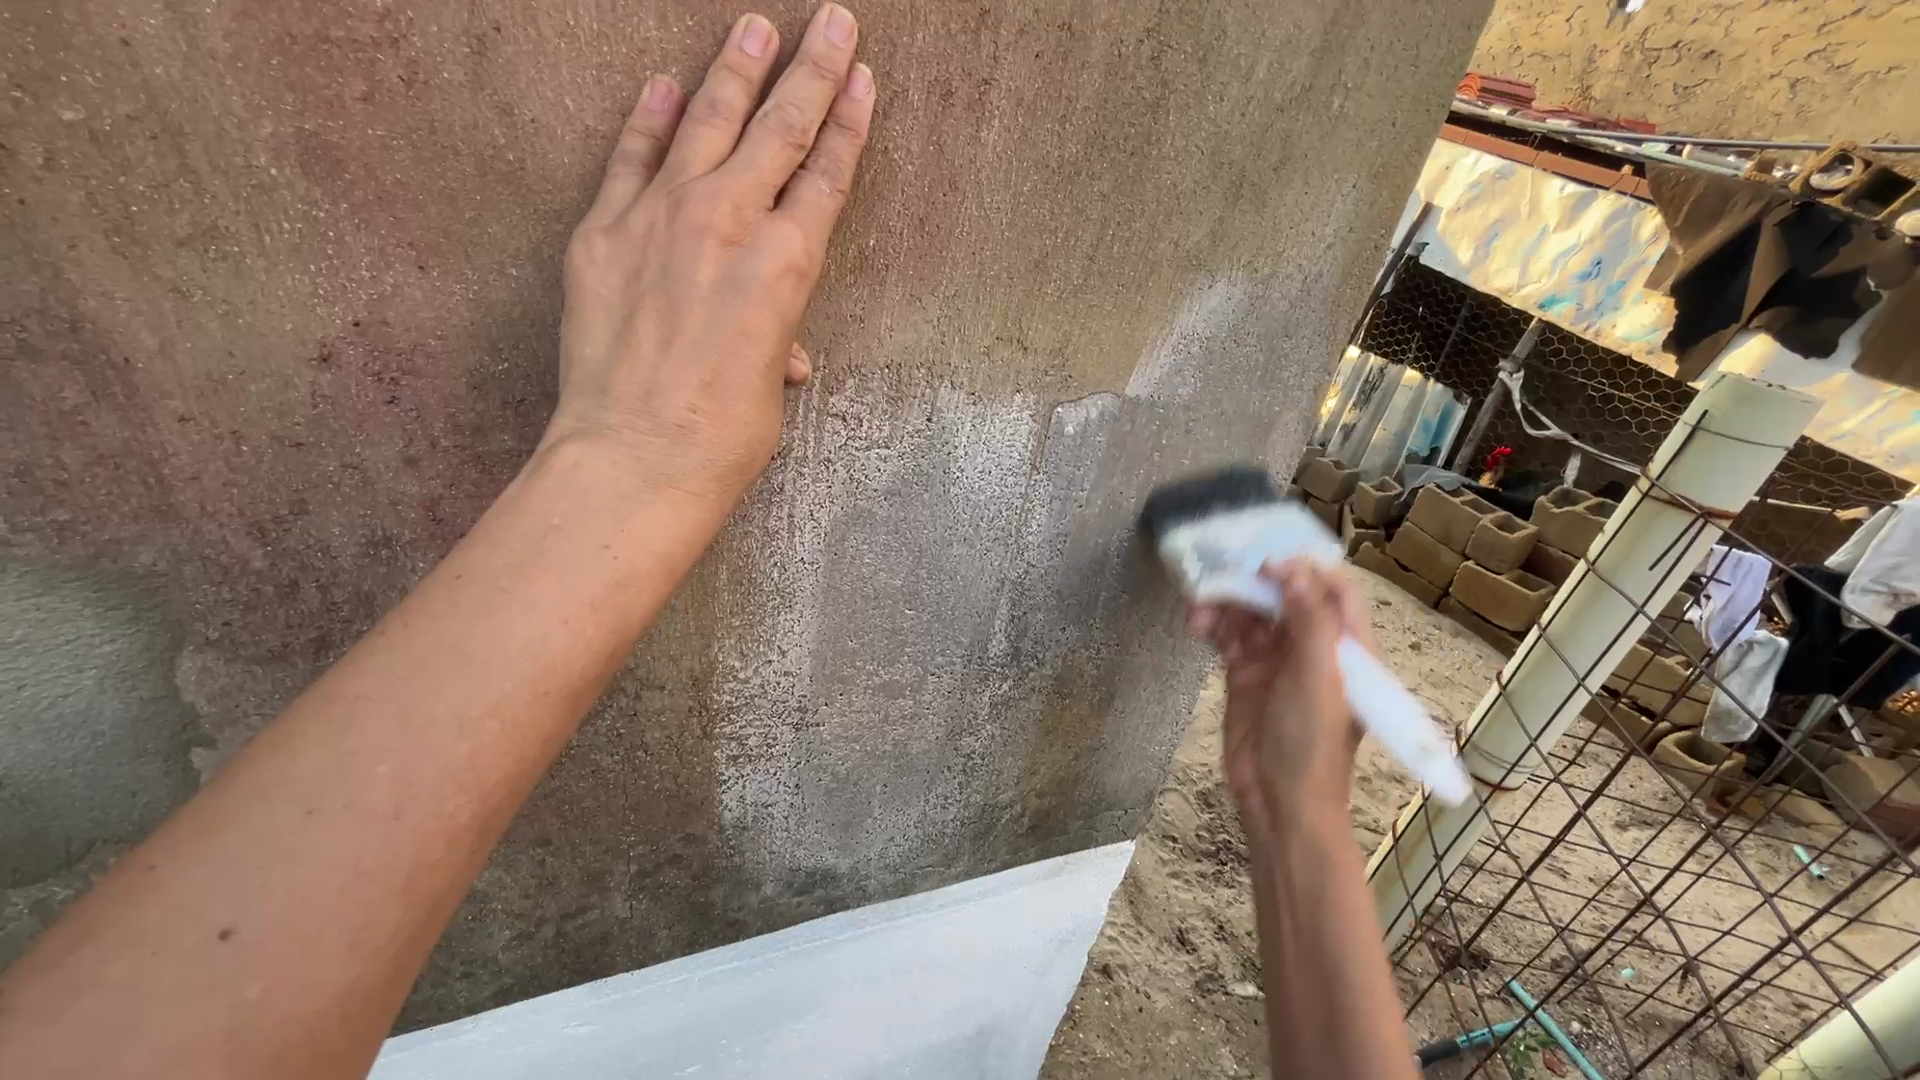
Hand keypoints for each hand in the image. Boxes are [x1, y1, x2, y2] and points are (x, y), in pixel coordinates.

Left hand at [545, 6, 874, 502]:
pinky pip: (632, 160)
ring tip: (755, 27)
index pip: (826, 175)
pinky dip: (649, 121)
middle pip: (780, 129)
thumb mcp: (768, 384)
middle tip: (832, 20)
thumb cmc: (721, 436)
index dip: (849, 124)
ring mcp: (661, 220)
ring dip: (736, 70)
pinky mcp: (604, 233)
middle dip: (811, 70)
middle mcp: (729, 225)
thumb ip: (774, 341)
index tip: (863, 80)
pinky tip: (665, 84)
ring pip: (707, 122)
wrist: (637, 455)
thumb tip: (779, 346)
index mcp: (786, 266)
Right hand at [1188, 558, 1371, 833]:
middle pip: (1284, 597)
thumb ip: (1309, 620)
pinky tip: (1196, 622)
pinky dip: (1212, 625)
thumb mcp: (1319, 677)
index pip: (1334, 591)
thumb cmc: (1312, 744)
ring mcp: (1275, 661)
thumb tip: (1290, 570)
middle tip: (1222, 571)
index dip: (1305, 570)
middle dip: (1254, 581)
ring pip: (1251, 614)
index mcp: (1346, 646)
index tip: (1269, 561)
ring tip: (1200, 603)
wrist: (1280, 802)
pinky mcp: (1244, 675)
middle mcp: (1312, 647)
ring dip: (1226, 602)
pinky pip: (1228, 637)